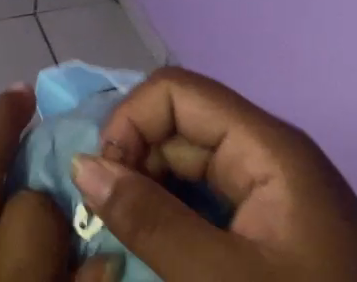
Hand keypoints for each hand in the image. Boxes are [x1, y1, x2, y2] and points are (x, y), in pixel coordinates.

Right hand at [70, 67, 356, 281]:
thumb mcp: (224, 280)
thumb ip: (151, 220)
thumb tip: (81, 163)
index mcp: (268, 148)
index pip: (175, 93)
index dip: (129, 123)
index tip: (103, 183)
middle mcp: (270, 158)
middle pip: (179, 127)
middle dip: (133, 163)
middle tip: (107, 221)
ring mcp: (274, 197)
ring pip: (188, 168)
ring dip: (148, 195)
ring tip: (125, 240)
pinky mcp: (275, 235)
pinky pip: (208, 206)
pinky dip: (174, 222)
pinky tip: (157, 254)